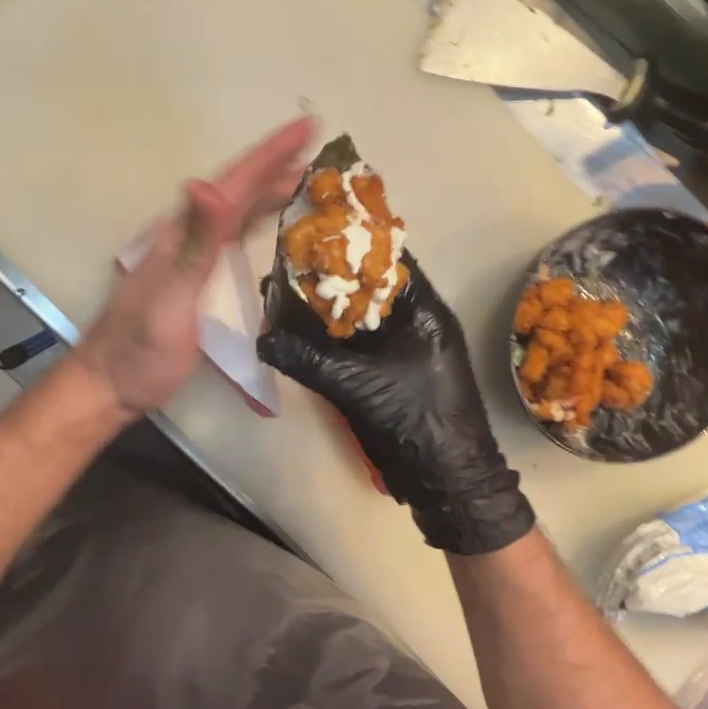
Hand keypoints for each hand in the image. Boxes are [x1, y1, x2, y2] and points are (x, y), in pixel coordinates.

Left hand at [76, 118, 316, 414]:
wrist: (110, 385)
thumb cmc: (141, 347)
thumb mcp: (172, 296)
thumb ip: (194, 244)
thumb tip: (207, 185)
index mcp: (182, 234)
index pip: (235, 184)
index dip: (272, 154)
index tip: (310, 125)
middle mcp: (186, 239)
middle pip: (239, 194)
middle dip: (278, 170)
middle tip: (322, 154)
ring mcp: (188, 262)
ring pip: (236, 217)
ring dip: (270, 197)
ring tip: (307, 185)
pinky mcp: (193, 287)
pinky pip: (232, 244)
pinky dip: (257, 230)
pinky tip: (268, 235)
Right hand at [257, 257, 534, 554]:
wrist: (445, 479)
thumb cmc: (416, 422)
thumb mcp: (358, 387)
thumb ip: (308, 359)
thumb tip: (262, 337)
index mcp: (423, 312)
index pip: (388, 259)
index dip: (352, 241)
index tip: (312, 229)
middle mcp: (412, 324)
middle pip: (365, 288)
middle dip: (325, 276)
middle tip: (283, 265)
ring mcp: (399, 352)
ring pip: (355, 319)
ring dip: (321, 311)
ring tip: (278, 296)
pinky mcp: (384, 376)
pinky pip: (351, 348)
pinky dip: (324, 341)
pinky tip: (292, 336)